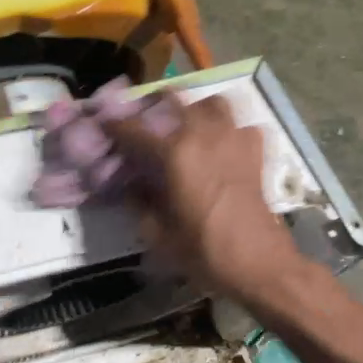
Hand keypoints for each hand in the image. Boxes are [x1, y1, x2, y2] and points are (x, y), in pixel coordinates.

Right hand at [105, 94, 299, 305]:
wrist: (259, 263)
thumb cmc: (203, 250)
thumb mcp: (158, 233)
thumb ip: (140, 202)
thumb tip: (132, 185)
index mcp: (174, 153)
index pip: (134, 129)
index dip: (115, 125)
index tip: (104, 124)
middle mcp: (203, 135)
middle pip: (175, 98)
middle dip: (155, 103)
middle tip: (146, 116)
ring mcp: (234, 139)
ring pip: (213, 102)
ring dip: (197, 107)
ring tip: (188, 123)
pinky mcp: (256, 151)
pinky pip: (242, 126)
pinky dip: (231, 129)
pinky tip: (224, 144)